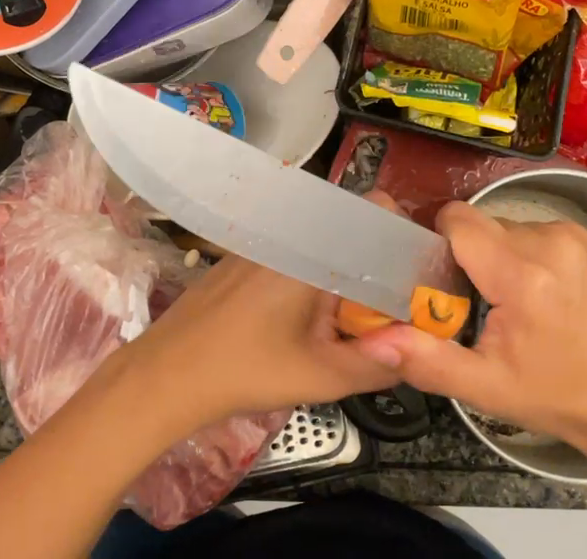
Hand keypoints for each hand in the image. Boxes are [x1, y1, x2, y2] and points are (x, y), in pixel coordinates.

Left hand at [115, 253, 399, 431]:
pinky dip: (317, 275)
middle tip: (393, 305)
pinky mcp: (248, 257)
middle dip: (379, 261)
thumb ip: (377, 363)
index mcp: (315, 247)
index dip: (405, 237)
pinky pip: (298, 252)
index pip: (377, 209)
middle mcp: (292, 231)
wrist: (167, 374)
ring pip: (326, 241)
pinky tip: (314, 315)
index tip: (419, 277)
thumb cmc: (244, 370)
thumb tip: (417, 349)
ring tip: (358, 314)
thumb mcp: (322, 377)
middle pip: (354, 226)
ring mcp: (267, 242)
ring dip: (347, 270)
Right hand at [352, 200, 586, 455]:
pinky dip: (520, 254)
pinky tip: (534, 293)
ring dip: (494, 256)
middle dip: (466, 257)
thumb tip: (372, 343)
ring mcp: (570, 234)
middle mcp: (548, 241)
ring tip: (508, 303)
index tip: (440, 281)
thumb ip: (426, 360)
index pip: (457, 222)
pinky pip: (529, 230)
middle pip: (478, 225)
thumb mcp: (485, 388)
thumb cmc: (557, 395)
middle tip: (474, 305)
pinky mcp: (583, 236)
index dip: (439, 244)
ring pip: (502, 226)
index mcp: (522, 275)